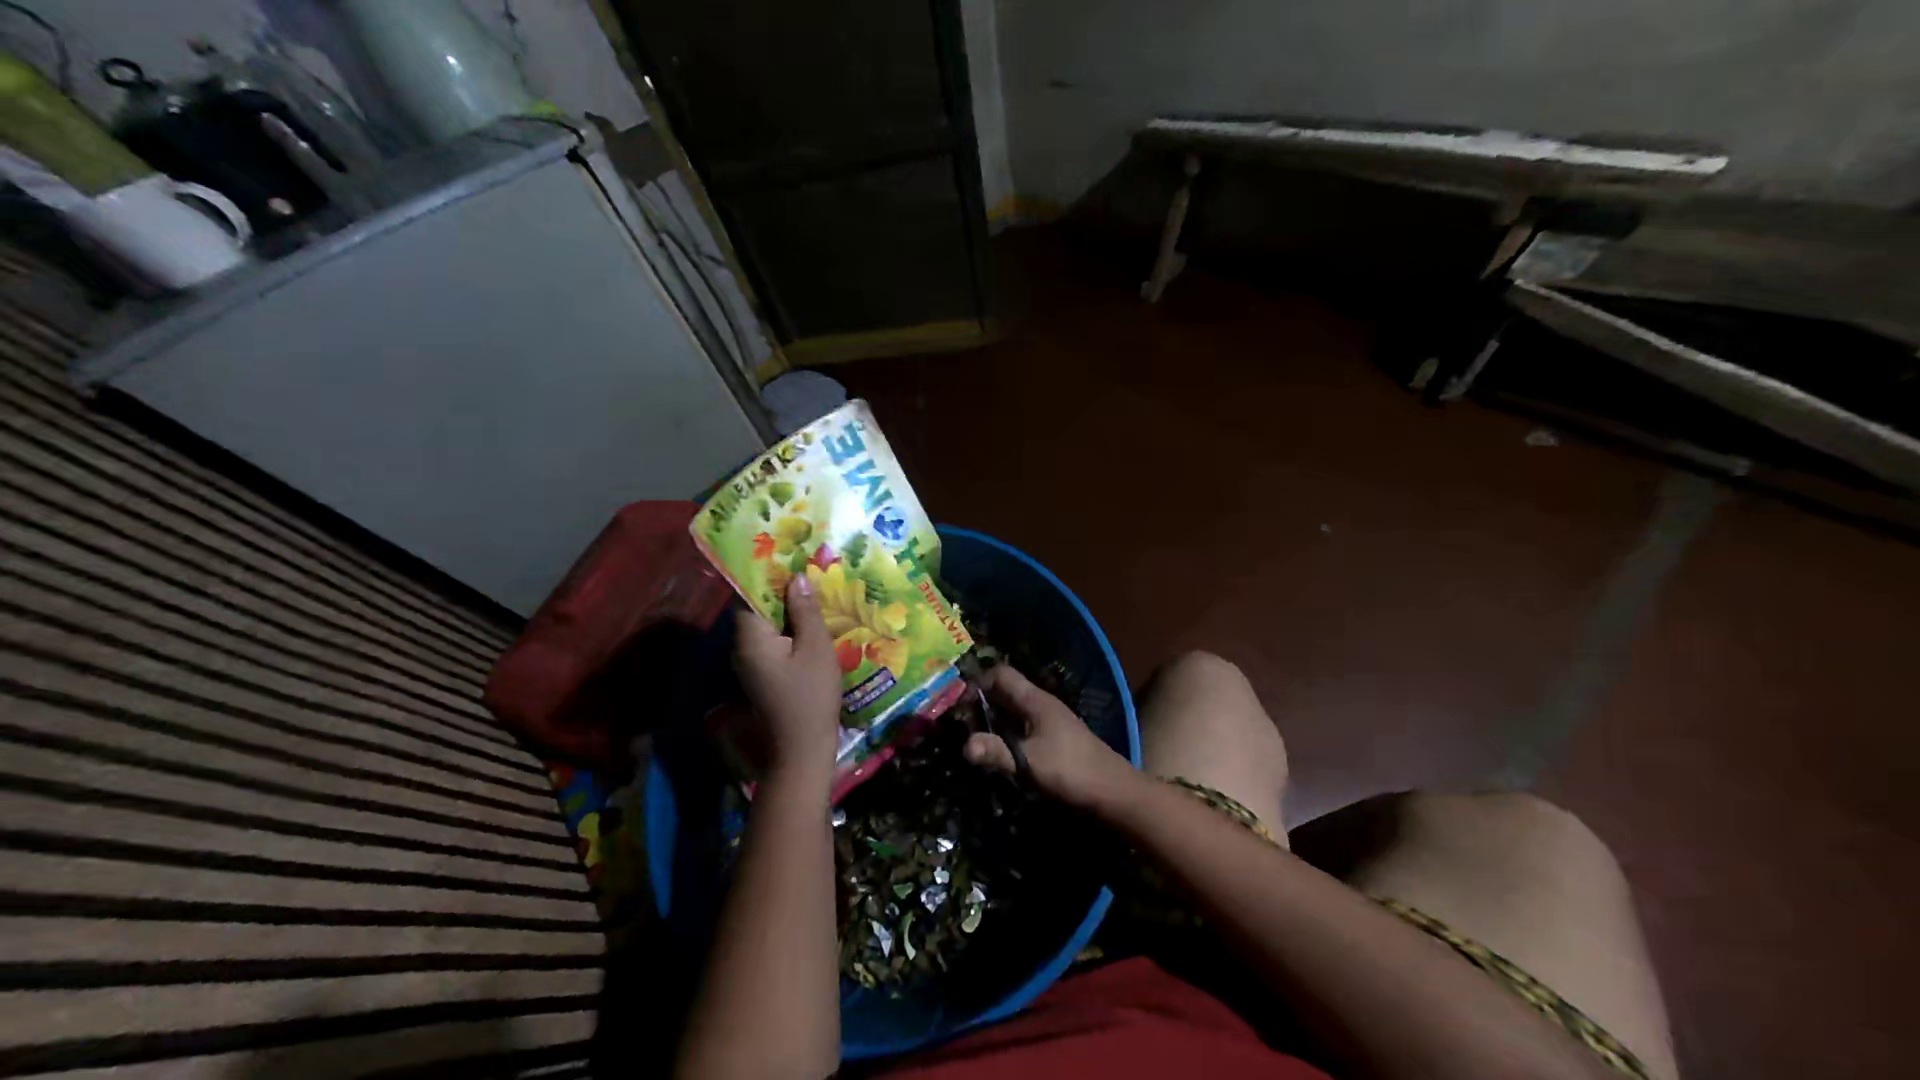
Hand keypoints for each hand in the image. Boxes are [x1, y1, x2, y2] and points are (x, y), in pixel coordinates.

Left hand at [734, 575, 841, 787]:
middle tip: (809, 576)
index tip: (790, 561)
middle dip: (781, 593)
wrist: (802, 750)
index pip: (748, 595)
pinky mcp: (762, 677)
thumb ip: (805, 611)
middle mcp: (742, 649)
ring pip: (766, 628)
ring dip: (787, 614)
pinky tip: (811, 629)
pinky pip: (772, 644)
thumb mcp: (815, 648)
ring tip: (815, 598)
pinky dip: (789, 633)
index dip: (768, 577)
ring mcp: (750, 665)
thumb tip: (797, 577)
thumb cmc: (810, 696)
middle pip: (756, 610)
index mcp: (749, 638)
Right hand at [963, 665, 1133, 808]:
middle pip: (1004, 692)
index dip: (977, 682)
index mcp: (1036, 701)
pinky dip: (1004, 732)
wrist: (1113, 791)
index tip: (957, 702)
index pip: (1001, 675)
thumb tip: (964, 746)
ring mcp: (1047, 722)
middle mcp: (1040, 705)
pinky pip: (1020, 727)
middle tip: (956, 719)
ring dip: (991, 718)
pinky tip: (994, 749)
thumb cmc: (1072, 770)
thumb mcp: (1030, 762)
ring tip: (968, 734)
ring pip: (1012, 711)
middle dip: (980, 701)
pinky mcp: (1051, 740)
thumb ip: (996, 752)